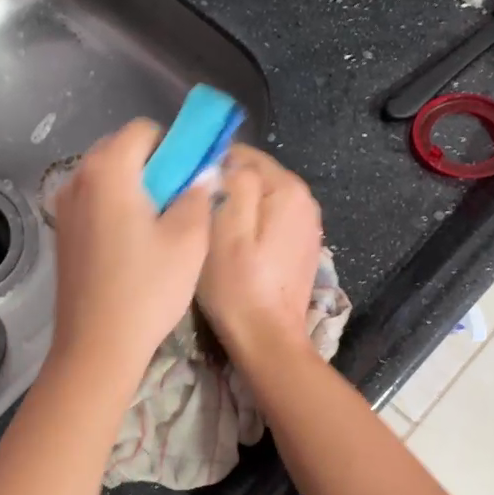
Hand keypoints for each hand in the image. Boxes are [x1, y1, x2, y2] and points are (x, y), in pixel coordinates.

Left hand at [48, 119, 213, 389]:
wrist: (96, 343)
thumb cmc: (148, 288)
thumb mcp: (190, 239)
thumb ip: (198, 194)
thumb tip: (200, 173)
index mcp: (107, 170)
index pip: (142, 130)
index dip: (173, 145)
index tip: (190, 175)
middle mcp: (78, 178)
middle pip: (120, 149)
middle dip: (152, 164)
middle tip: (179, 199)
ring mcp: (63, 205)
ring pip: (105, 176)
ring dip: (133, 185)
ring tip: (158, 224)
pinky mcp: (61, 230)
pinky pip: (92, 200)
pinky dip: (114, 205)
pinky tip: (132, 243)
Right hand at [197, 144, 324, 368]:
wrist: (267, 340)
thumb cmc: (237, 285)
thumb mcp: (225, 229)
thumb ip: (233, 184)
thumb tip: (227, 161)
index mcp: (287, 189)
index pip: (241, 154)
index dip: (210, 166)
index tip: (187, 188)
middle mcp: (304, 200)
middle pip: (252, 175)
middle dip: (223, 186)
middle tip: (194, 212)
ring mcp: (305, 225)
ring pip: (258, 198)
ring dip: (233, 206)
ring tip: (208, 229)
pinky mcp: (299, 246)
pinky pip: (267, 220)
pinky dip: (247, 225)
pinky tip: (230, 247)